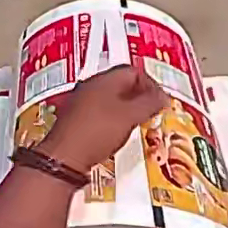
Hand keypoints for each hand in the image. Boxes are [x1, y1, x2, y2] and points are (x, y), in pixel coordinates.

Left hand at [39, 65, 167, 169]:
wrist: (65, 157)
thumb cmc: (95, 132)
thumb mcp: (130, 117)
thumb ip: (149, 104)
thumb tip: (162, 97)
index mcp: (104, 80)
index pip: (133, 71)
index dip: (151, 84)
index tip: (160, 99)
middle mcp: (91, 86)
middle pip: (122, 83)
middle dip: (140, 96)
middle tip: (152, 110)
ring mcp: (82, 101)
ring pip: (111, 98)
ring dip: (128, 108)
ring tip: (139, 122)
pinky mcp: (77, 118)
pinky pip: (101, 111)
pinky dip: (115, 118)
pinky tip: (119, 132)